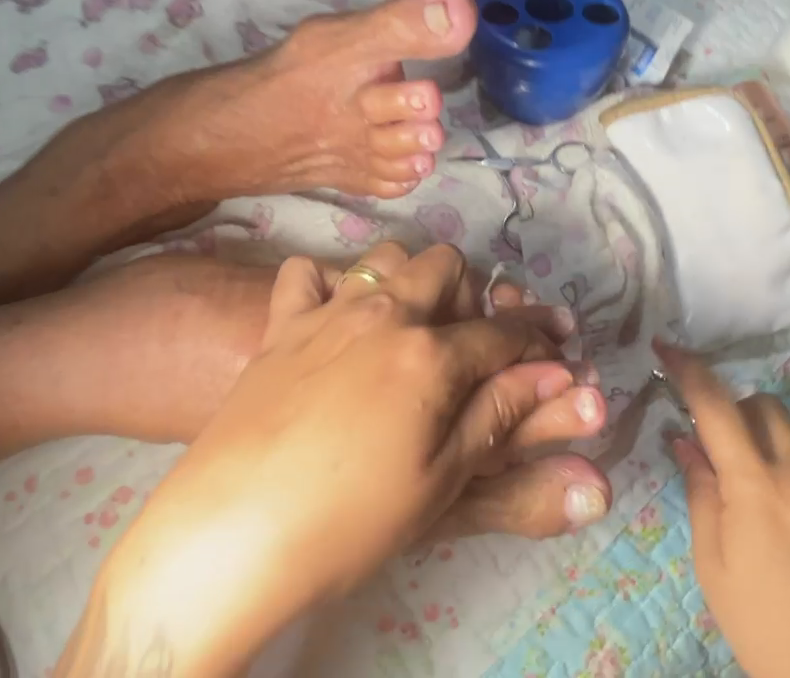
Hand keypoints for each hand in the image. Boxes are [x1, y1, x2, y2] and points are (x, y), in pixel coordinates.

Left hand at [58, 242, 600, 676]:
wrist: (232, 533)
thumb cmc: (351, 522)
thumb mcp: (441, 480)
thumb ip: (498, 415)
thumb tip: (557, 374)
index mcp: (431, 355)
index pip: (502, 333)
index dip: (535, 339)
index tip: (553, 347)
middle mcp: (384, 313)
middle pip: (447, 266)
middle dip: (471, 294)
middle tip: (470, 343)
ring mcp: (328, 312)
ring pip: (386, 255)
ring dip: (408, 278)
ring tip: (408, 326)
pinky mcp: (281, 325)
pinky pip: (308, 272)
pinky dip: (331, 283)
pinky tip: (336, 320)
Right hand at [659, 341, 789, 677]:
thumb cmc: (772, 631)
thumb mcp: (716, 569)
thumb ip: (701, 494)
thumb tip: (686, 443)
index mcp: (758, 485)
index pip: (716, 406)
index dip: (688, 370)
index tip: (667, 347)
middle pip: (763, 405)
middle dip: (735, 412)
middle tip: (720, 448)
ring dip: (772, 438)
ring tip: (764, 486)